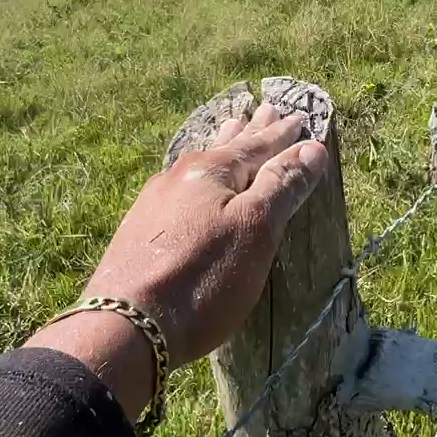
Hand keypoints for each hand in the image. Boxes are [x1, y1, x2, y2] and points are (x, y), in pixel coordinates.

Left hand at [27, 104, 329, 417]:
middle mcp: (181, 176)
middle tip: (266, 108)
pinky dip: (202, 176)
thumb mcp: (255, 229)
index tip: (300, 115)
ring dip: (223, 146)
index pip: (258, 144)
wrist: (124, 328)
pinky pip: (183, 186)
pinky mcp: (141, 229)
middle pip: (227, 146)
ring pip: (201, 164)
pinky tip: (193, 181)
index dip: (283, 134)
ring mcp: (156, 201)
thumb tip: (312, 147)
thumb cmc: (202, 277)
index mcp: (212, 171)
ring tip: (232, 126)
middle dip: (252, 130)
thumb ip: (282, 186)